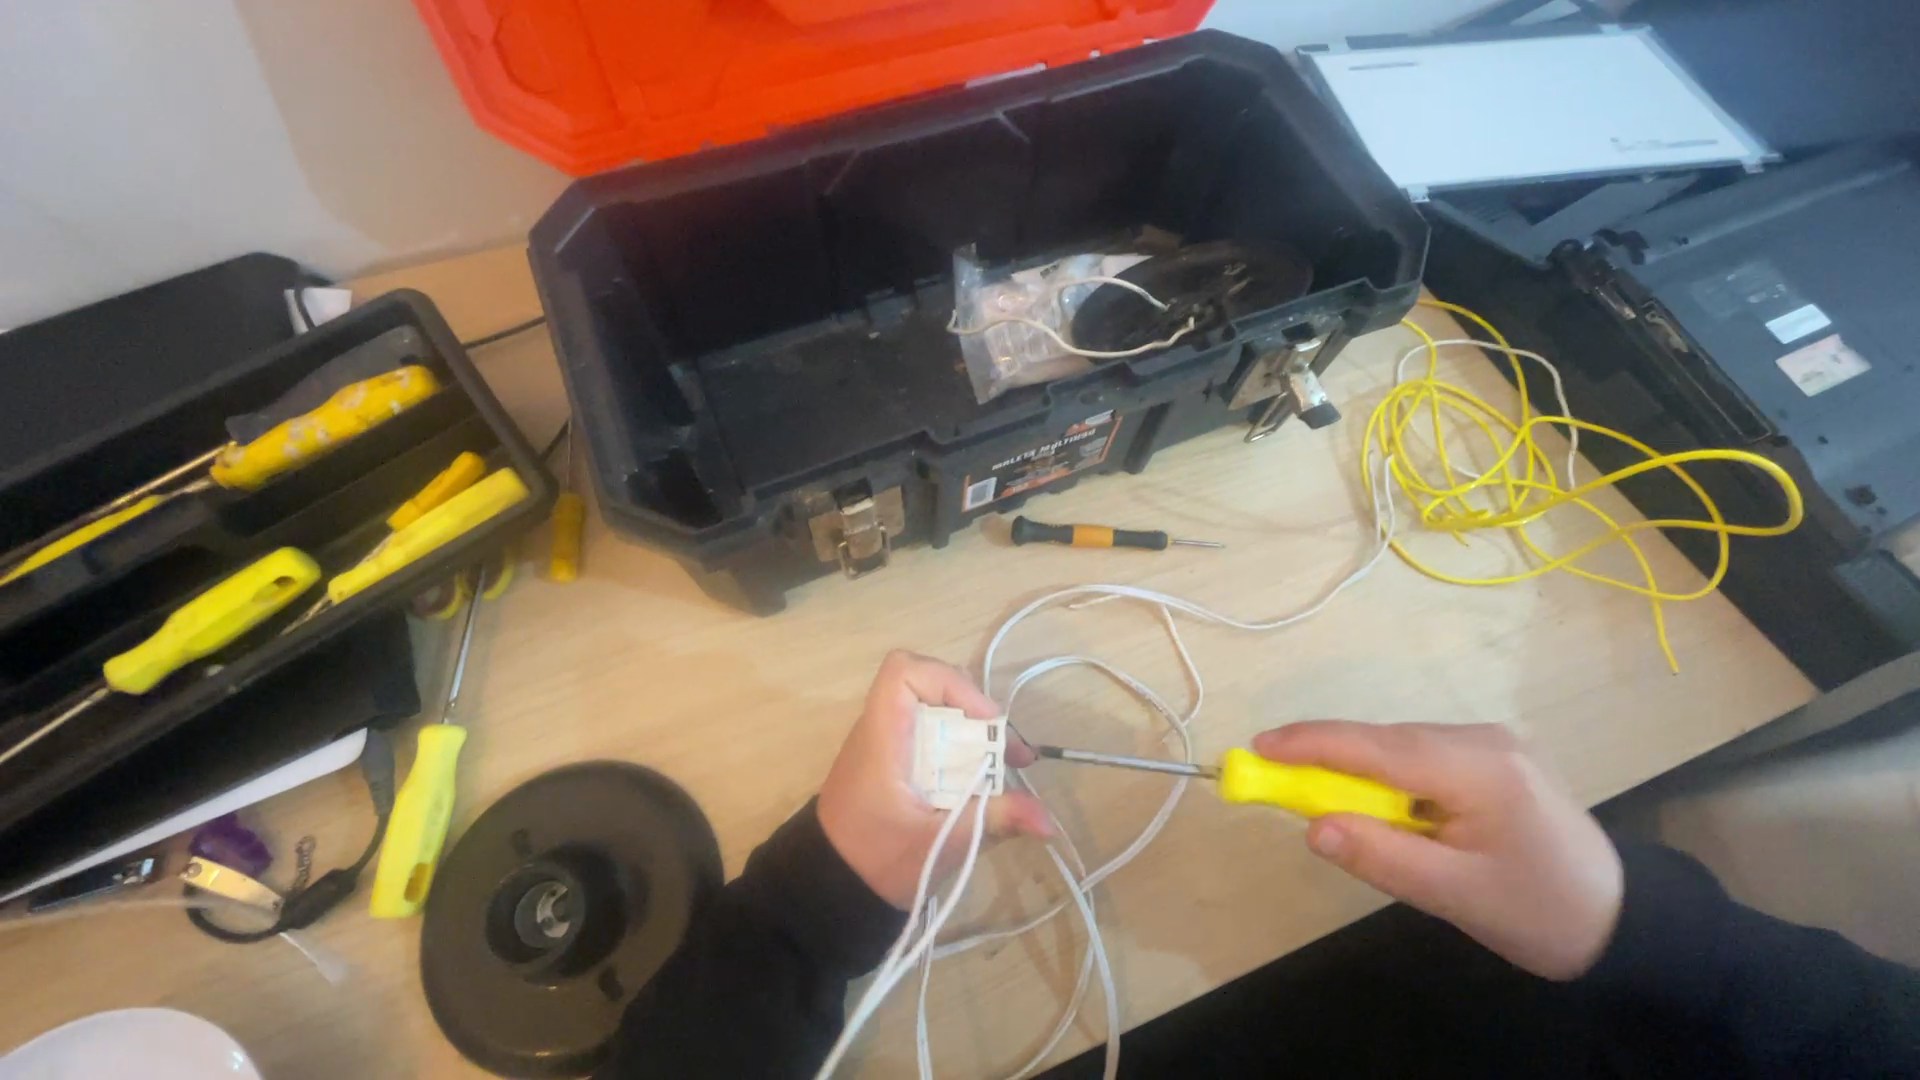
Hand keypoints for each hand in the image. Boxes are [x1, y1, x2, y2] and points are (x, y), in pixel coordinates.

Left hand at [817, 651, 1050, 909]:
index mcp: (884, 736)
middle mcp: (884, 729)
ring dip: (975, 732)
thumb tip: (1049, 821)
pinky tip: (986, 781)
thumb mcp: (938, 845)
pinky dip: (962, 750)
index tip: (981, 720)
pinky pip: (933, 737)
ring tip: (1009, 764)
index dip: (948, 681)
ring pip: (937, 712)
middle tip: (1010, 750)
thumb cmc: (874, 862)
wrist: (828, 892)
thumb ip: (992, 822)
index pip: (904, 670)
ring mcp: (889, 745)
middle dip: (977, 712)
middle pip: (932, 687)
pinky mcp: (896, 764)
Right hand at [1254, 721, 1622, 979]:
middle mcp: (1480, 738)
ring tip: (1328, 806)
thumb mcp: (1459, 897)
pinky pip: (1414, 754)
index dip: (1312, 744)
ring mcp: (1487, 741)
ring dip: (1353, 769)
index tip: (1258, 747)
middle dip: (1324, 759)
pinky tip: (1379, 806)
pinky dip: (1381, 775)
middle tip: (1275, 783)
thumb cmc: (1542, 914)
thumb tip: (1312, 828)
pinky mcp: (1486, 753)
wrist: (1628, 924)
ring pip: (1394, 745)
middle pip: (1381, 740)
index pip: (1377, 746)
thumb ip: (1383, 858)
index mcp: (1480, 769)